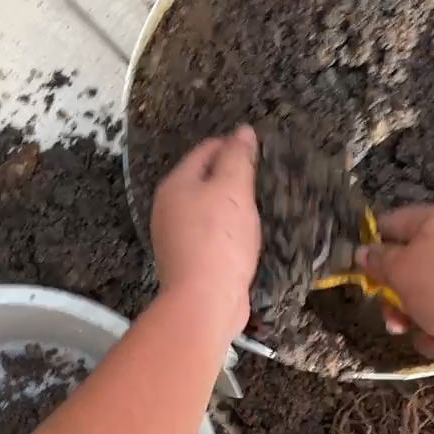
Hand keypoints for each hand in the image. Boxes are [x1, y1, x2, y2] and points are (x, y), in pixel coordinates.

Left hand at [150, 127, 260, 327]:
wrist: (204, 302)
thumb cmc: (218, 240)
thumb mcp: (233, 190)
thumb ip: (238, 158)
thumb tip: (242, 132)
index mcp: (175, 185)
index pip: (206, 151)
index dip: (234, 146)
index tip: (262, 152)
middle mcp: (168, 209)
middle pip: (205, 181)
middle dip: (233, 178)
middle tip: (265, 180)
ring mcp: (176, 238)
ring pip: (208, 210)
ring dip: (233, 207)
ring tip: (261, 208)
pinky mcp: (189, 261)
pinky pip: (212, 236)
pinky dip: (229, 232)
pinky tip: (247, 237)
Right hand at [356, 203, 433, 368]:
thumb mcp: (400, 271)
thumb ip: (378, 261)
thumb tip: (365, 251)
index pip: (394, 223)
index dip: (373, 246)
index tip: (361, 273)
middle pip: (414, 271)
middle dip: (399, 303)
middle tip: (395, 321)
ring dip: (424, 329)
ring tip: (433, 341)